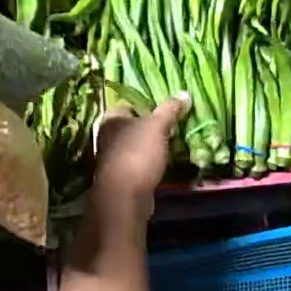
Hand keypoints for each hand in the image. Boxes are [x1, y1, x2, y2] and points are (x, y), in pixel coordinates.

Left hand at [90, 95, 186, 213]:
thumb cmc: (138, 154)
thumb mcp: (158, 127)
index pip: (130, 103)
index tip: (166, 113)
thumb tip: (185, 94)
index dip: (149, 106)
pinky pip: (136, 162)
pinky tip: (159, 165)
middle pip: (133, 125)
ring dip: (149, 147)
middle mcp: (106, 135)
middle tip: (171, 130)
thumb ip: (170, 109)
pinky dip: (146, 162)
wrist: (125, 195)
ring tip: (168, 148)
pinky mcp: (118, 175)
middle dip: (150, 128)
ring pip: (134, 145)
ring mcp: (111, 157)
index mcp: (111, 117)